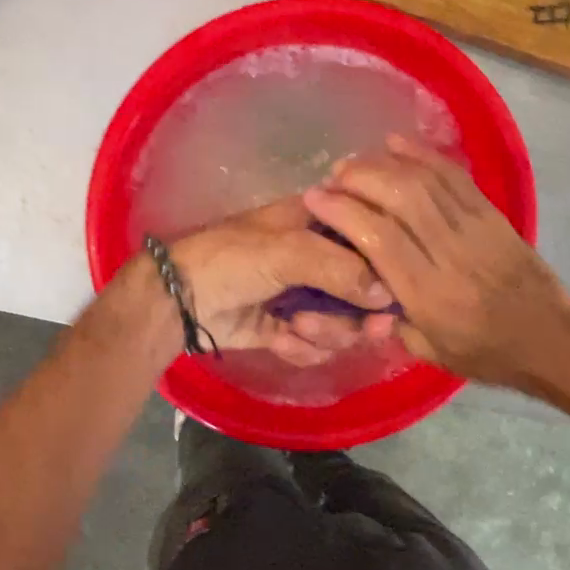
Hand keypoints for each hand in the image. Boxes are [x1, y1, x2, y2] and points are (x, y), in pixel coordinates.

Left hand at [169, 198, 398, 365]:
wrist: (176, 301)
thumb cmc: (231, 259)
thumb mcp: (287, 252)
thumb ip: (341, 269)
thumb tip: (387, 295)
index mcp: (317, 222)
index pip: (369, 240)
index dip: (385, 269)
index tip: (393, 294)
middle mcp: (315, 257)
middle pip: (362, 291)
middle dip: (358, 314)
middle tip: (367, 330)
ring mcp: (300, 295)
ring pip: (341, 323)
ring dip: (325, 332)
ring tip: (296, 328)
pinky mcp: (285, 328)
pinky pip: (314, 344)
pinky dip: (302, 348)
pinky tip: (282, 340)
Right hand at [302, 135, 569, 385]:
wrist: (552, 339)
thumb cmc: (487, 354)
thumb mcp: (429, 352)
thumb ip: (392, 321)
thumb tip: (360, 287)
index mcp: (429, 293)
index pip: (379, 239)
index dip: (343, 212)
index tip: (314, 198)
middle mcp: (450, 253)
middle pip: (400, 198)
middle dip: (359, 179)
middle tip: (333, 176)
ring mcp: (475, 229)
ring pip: (425, 181)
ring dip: (385, 164)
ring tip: (356, 162)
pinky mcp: (492, 214)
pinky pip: (454, 176)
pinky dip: (423, 156)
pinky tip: (397, 145)